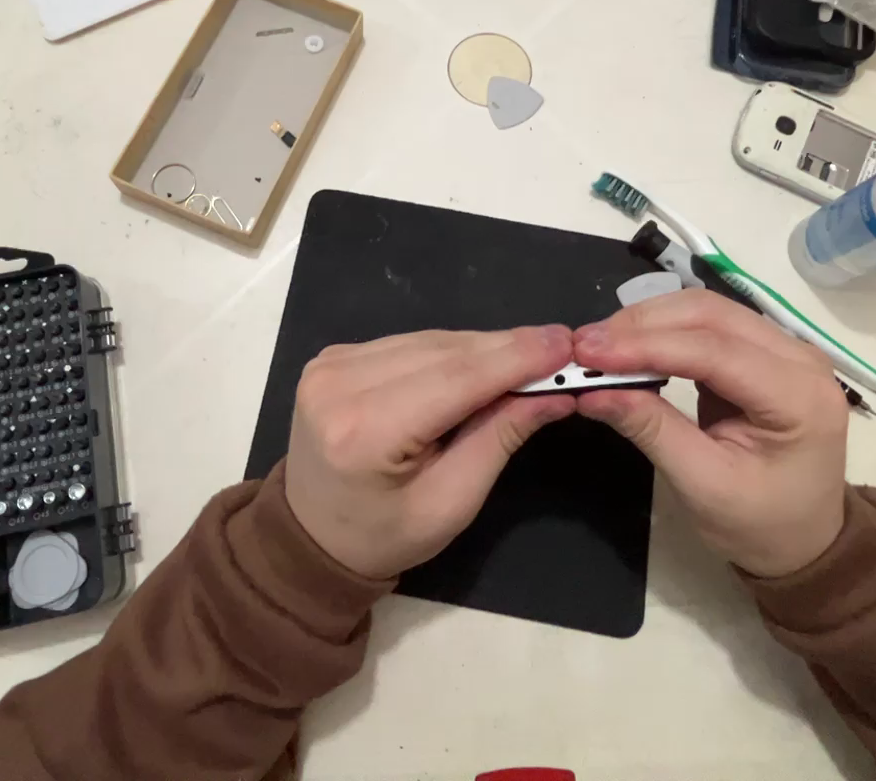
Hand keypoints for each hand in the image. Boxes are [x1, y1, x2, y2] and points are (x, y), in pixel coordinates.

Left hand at [284, 326, 576, 578]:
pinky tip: (478, 361)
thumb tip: (554, 392)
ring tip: (529, 355)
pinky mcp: (332, 357)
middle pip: (443, 352)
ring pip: (428, 340)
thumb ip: (499, 439)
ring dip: (480, 347)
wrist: (310, 536)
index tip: (565, 343)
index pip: (455, 379)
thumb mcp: (452, 503)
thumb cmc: (385, 535)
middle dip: (506, 349)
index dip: (515, 358)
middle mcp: (340, 384)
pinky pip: (406, 343)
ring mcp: (330, 365)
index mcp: (364, 430)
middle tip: (560, 347)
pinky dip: (447, 350)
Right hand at [572, 291, 848, 577]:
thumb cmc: (758, 523)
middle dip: (639, 325)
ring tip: (597, 346)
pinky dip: (659, 330)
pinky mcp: (760, 350)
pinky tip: (627, 346)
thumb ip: (650, 429)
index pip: (714, 351)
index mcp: (798, 398)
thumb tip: (591, 392)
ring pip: (704, 310)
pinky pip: (704, 323)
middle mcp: (799, 358)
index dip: (646, 346)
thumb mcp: (701, 485)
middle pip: (709, 315)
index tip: (587, 352)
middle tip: (583, 347)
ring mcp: (782, 348)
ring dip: (645, 322)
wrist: (802, 540)